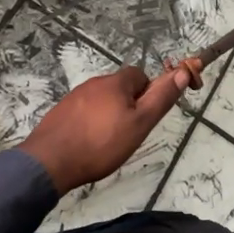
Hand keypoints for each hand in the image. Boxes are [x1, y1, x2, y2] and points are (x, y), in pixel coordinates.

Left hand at [21, 65, 189, 193]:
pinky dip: (91, 123)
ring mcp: (75, 96)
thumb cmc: (101, 143)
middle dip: (129, 106)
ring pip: (102, 100)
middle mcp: (95, 82)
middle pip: (121, 88)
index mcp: (116, 82)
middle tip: (129, 133)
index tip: (146, 117)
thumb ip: (161, 98)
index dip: (148, 94)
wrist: (51, 160)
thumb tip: (182, 72)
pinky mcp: (62, 111)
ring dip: (109, 114)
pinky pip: (84, 112)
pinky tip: (89, 144)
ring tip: (108, 142)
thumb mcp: (140, 124)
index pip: (140, 76)